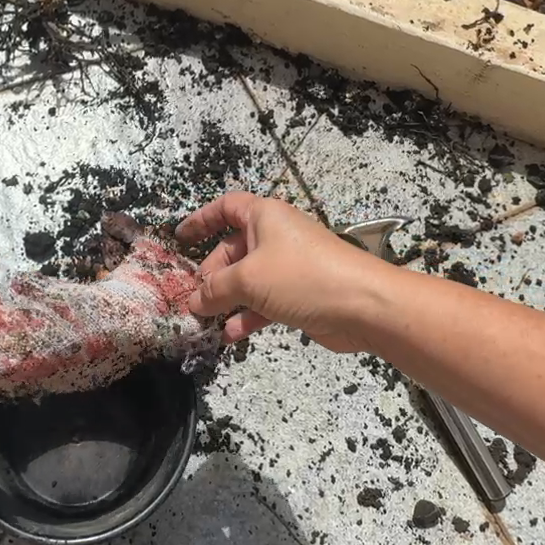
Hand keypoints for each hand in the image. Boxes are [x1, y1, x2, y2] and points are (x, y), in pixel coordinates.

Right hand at [177, 191, 391, 352]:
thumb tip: (193, 300)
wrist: (364, 306)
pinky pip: (264, 301)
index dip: (201, 220)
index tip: (180, 238)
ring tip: (205, 321)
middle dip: (212, 275)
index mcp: (264, 216)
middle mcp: (275, 237)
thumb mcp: (249, 279)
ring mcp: (288, 267)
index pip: (225, 208)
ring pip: (247, 280)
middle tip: (194, 298)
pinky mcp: (299, 294)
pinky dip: (247, 316)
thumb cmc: (302, 276)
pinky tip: (231, 336)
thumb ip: (216, 289)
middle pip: (233, 250)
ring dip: (227, 300)